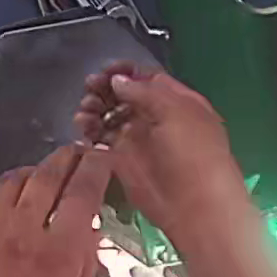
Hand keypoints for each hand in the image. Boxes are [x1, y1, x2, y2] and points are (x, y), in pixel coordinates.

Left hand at [0, 143, 112, 276]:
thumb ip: (84, 266)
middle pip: (50, 177)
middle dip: (69, 157)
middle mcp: (26, 230)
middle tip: (80, 149)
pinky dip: (9, 184)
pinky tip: (17, 188)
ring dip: (38, 168)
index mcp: (60, 253)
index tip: (104, 156)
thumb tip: (90, 230)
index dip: (96, 169)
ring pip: (18, 180)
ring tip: (50, 167)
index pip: (83, 195)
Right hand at [74, 64, 251, 249]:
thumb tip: (116, 80)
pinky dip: (89, 130)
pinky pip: (100, 138)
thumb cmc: (193, 153)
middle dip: (104, 88)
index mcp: (175, 101)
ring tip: (85, 111)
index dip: (125, 71)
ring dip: (94, 108)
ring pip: (108, 114)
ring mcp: (137, 138)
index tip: (104, 70)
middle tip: (89, 88)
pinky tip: (82, 127)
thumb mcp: (174, 112)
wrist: (194, 205)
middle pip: (123, 94)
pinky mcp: (121, 159)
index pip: (146, 77)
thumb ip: (143, 91)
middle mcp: (154, 116)